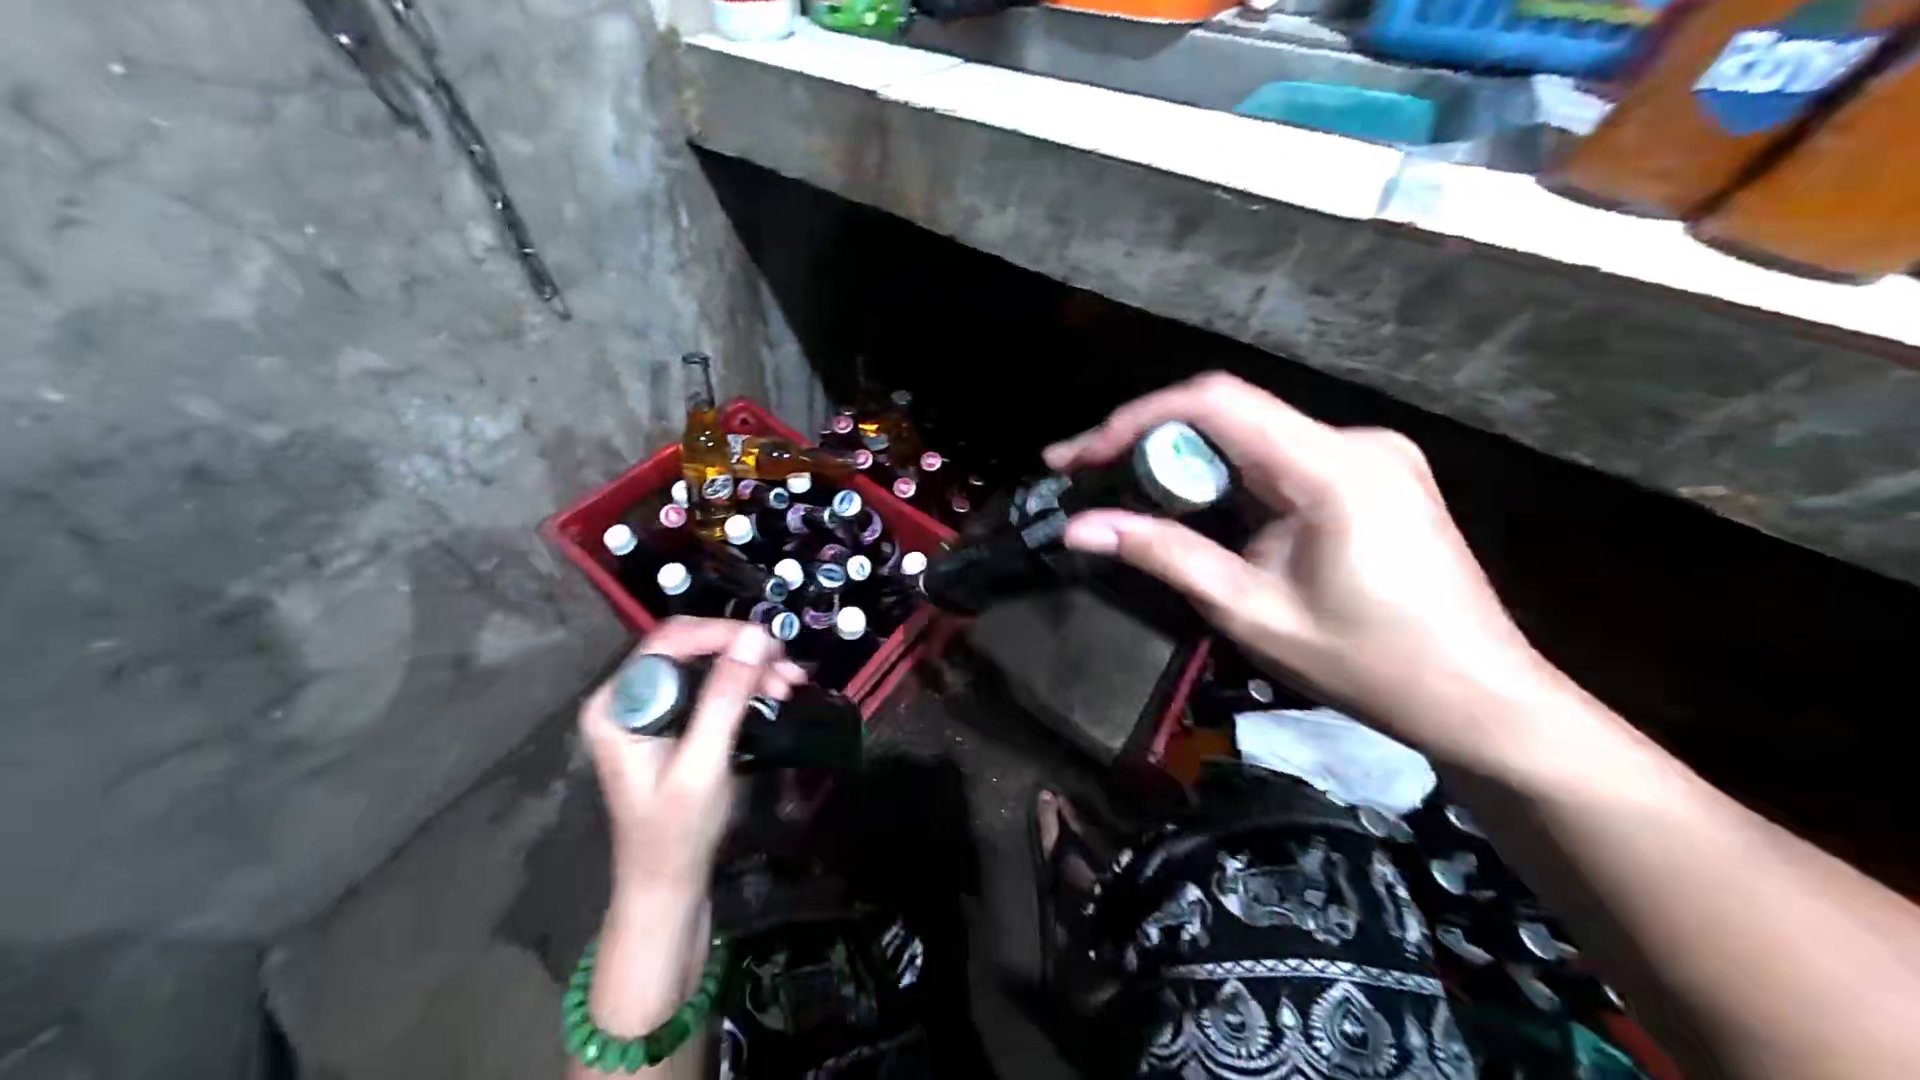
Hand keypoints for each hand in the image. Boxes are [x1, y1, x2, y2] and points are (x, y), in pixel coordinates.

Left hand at [577, 618, 806, 895]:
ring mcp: (652, 711)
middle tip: (786, 667)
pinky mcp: (674, 724)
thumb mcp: (703, 763)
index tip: (769, 643)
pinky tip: (775, 694)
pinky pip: (713, 688)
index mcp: (617, 704)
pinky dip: (746, 687)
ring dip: (751, 670)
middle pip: (691, 649)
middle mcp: (630, 698)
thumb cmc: (676, 834)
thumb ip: (725, 698)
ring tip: (790, 683)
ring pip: (707, 666)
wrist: (668, 888)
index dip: (721, 634)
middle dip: (742, 654)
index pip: (670, 642)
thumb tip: (757, 637)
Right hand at [1045, 373, 1550, 761]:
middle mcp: (1354, 440)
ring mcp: (1368, 454)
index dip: (1132, 420)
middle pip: (1228, 415)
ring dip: (1182, 463)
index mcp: (1333, 467)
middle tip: (1085, 479)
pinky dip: (1223, 479)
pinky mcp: (1370, 474)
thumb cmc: (1368, 664)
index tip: (1076, 458)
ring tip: (1124, 496)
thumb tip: (1080, 529)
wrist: (1478, 696)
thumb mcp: (1250, 611)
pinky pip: (1277, 458)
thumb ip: (1164, 555)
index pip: (1215, 403)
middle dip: (1146, 443)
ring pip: (1249, 436)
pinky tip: (1194, 509)